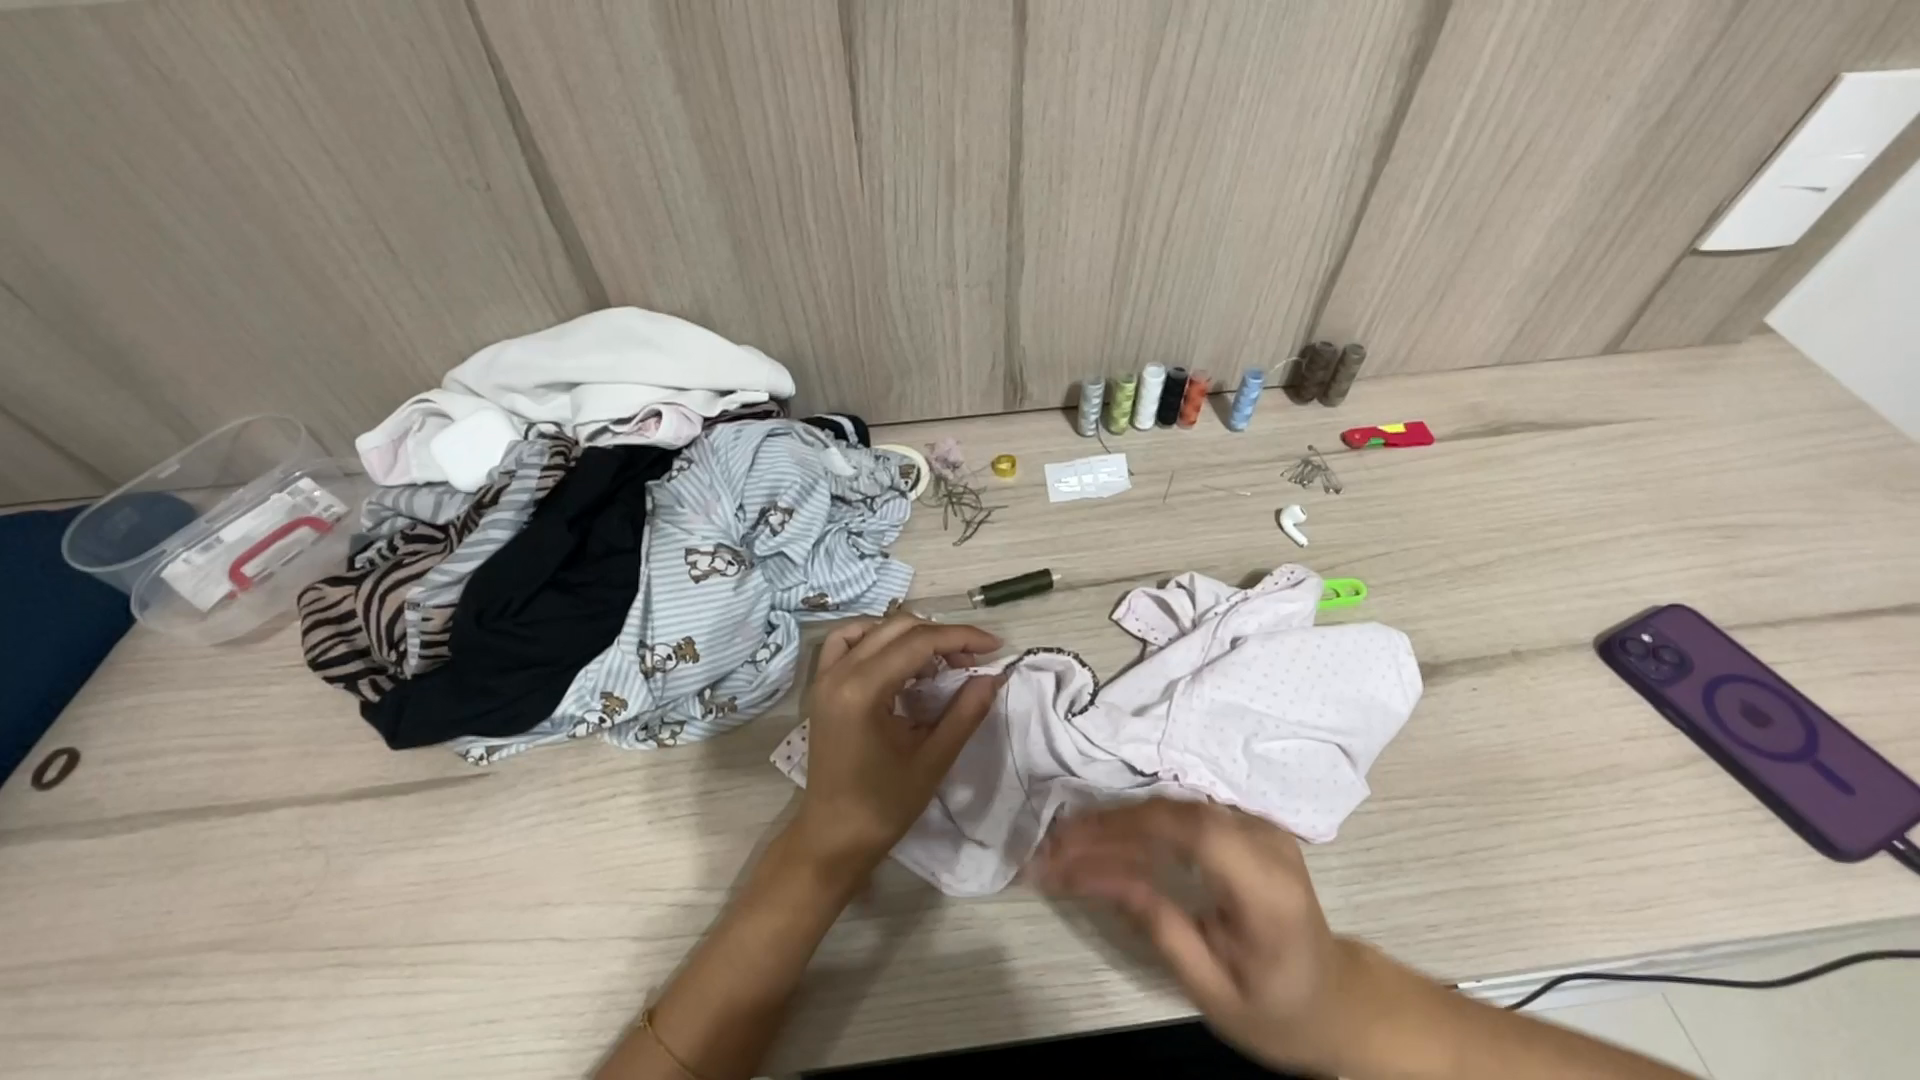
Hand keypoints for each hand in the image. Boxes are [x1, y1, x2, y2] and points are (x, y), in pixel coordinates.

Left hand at [789, 615, 1002, 879]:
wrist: (833, 836)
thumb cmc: (884, 805)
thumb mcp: (933, 760)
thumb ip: (965, 713)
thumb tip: (994, 676)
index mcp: (863, 690)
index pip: (918, 642)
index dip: (961, 638)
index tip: (995, 647)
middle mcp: (839, 673)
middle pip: (898, 628)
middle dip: (941, 636)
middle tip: (972, 662)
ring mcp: (825, 677)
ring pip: (874, 629)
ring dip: (911, 635)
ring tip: (938, 663)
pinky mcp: (822, 686)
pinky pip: (847, 642)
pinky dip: (876, 638)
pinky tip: (898, 659)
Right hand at [1031, 799, 1366, 1074]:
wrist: (1334, 998)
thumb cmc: (1275, 1008)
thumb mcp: (1212, 989)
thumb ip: (1158, 926)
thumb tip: (1095, 874)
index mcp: (1268, 890)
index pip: (1194, 833)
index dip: (1128, 828)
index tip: (1073, 847)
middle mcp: (1268, 843)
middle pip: (1178, 812)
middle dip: (1109, 824)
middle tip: (1053, 846)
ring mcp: (1260, 827)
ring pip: (1175, 805)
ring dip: (1117, 820)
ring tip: (1067, 841)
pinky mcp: (1246, 825)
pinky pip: (1183, 812)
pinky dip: (1138, 822)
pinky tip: (1103, 836)